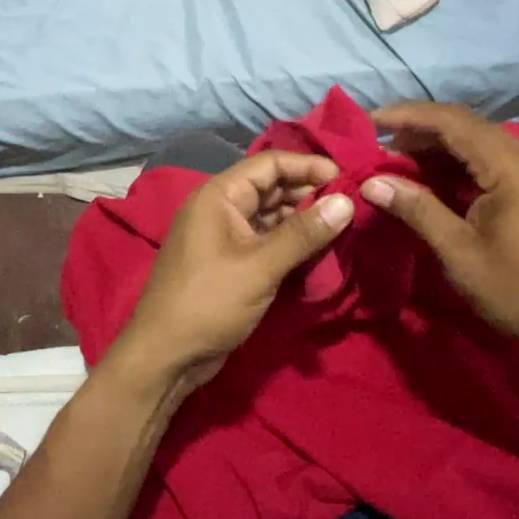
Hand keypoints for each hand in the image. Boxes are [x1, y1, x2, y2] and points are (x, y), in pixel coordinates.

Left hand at [108, 151, 354, 397]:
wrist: (166, 355)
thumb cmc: (209, 302)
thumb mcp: (260, 266)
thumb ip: (303, 233)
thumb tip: (347, 202)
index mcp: (219, 195)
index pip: (269, 163)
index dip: (308, 166)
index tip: (347, 179)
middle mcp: (220, 207)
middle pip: (272, 187)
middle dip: (310, 193)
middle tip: (352, 206)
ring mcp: (224, 235)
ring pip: (271, 215)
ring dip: (303, 219)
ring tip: (343, 226)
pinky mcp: (231, 261)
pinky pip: (266, 239)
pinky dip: (291, 242)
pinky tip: (320, 250)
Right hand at [357, 102, 518, 378]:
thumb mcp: (460, 254)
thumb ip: (417, 210)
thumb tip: (372, 182)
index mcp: (514, 167)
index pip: (453, 122)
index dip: (408, 115)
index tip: (370, 120)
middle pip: (468, 126)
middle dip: (420, 129)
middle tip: (378, 143)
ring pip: (481, 142)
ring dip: (440, 146)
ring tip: (399, 159)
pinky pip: (495, 160)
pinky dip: (461, 163)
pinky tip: (436, 178)